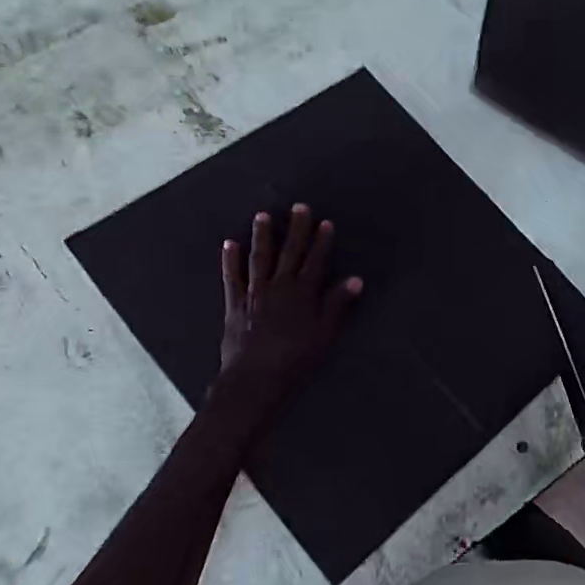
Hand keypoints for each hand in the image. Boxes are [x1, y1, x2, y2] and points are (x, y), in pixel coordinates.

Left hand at [214, 204, 361, 410]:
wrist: (256, 377)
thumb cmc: (296, 358)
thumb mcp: (324, 334)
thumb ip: (337, 305)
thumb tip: (355, 279)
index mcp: (302, 293)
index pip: (315, 261)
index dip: (321, 241)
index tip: (325, 222)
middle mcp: (278, 286)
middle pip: (289, 253)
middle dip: (296, 229)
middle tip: (299, 207)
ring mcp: (254, 293)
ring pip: (259, 258)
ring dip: (262, 236)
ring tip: (262, 215)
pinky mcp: (235, 304)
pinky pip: (232, 277)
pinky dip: (230, 260)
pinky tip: (229, 244)